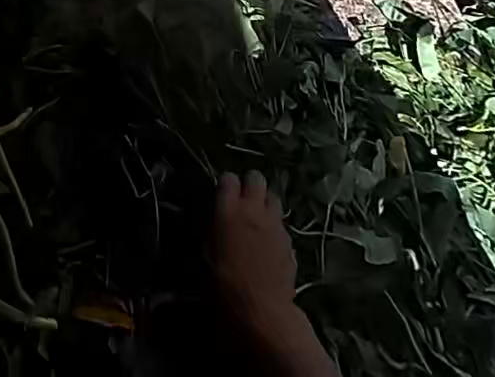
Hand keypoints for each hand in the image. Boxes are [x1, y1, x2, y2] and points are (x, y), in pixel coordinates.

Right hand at [211, 171, 337, 376]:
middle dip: (249, 186)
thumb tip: (210, 220)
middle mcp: (253, 211)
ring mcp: (275, 225)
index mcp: (228, 211)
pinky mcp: (290, 243)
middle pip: (256, 177)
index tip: (221, 195)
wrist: (264, 316)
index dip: (225, 185)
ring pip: (273, 197)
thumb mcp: (205, 258)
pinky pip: (282, 226)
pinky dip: (275, 229)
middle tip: (242, 202)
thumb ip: (210, 230)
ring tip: (257, 220)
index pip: (229, 178)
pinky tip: (269, 246)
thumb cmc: (225, 289)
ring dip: (265, 204)